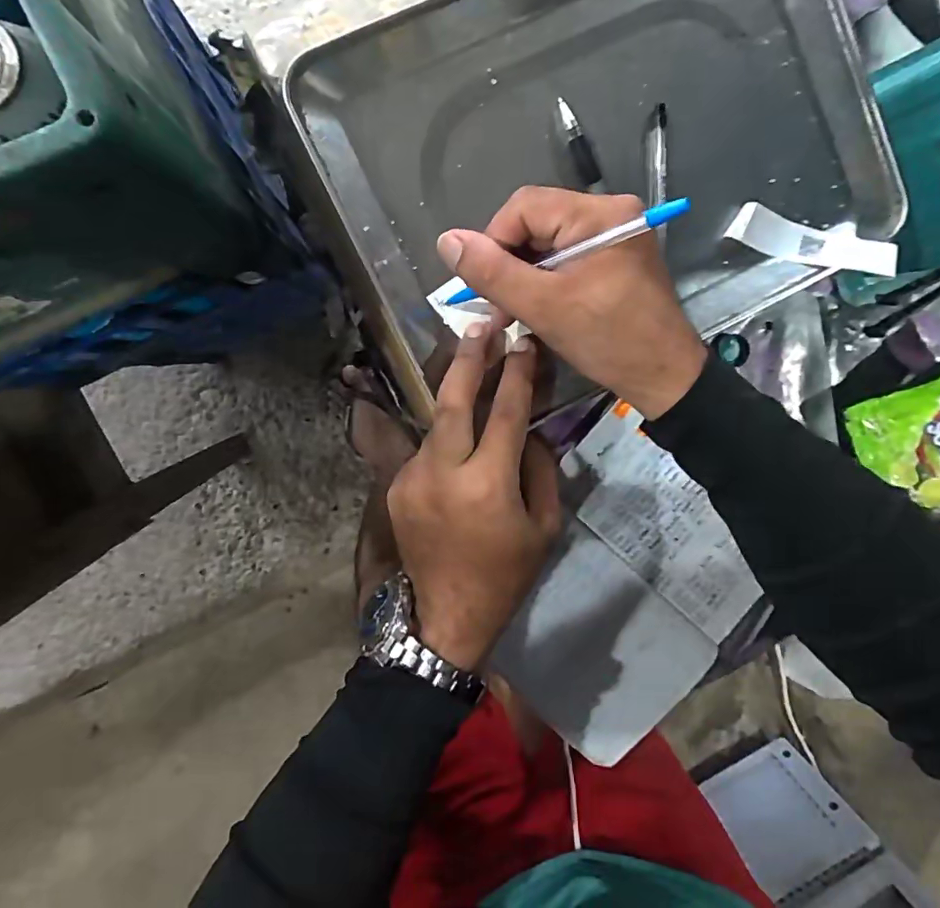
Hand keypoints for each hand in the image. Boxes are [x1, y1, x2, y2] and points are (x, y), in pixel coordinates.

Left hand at [387, 322, 562, 670]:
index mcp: (487, 484)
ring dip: (455, 389)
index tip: (526, 342)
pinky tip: (460, 426)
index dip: (519, 374)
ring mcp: (412, 477)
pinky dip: (446, 432)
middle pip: (455, 400)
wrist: (447, 616)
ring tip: (470, 357)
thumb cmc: (507, 574)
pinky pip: (426, 447)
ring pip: (436, 420)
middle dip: (469, 357)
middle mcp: (443, 472)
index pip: (506, 413)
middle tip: (481, 324)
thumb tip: (531, 430)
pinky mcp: (395, 485)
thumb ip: (540, 470)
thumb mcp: (544, 526)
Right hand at [436, 186, 707, 418]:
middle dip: (508, 261)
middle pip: (535, 221)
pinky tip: (536, 306)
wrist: (665, 376)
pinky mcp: (616, 255)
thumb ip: (491, 272)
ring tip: (512, 310)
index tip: (484, 287)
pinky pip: (566, 255)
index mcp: (597, 214)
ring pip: (547, 240)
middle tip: (497, 305)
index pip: (522, 207)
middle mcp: (610, 211)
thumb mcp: (543, 306)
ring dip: (524, 273)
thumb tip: (446, 240)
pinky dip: (545, 278)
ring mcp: (616, 233)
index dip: (493, 242)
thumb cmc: (608, 340)